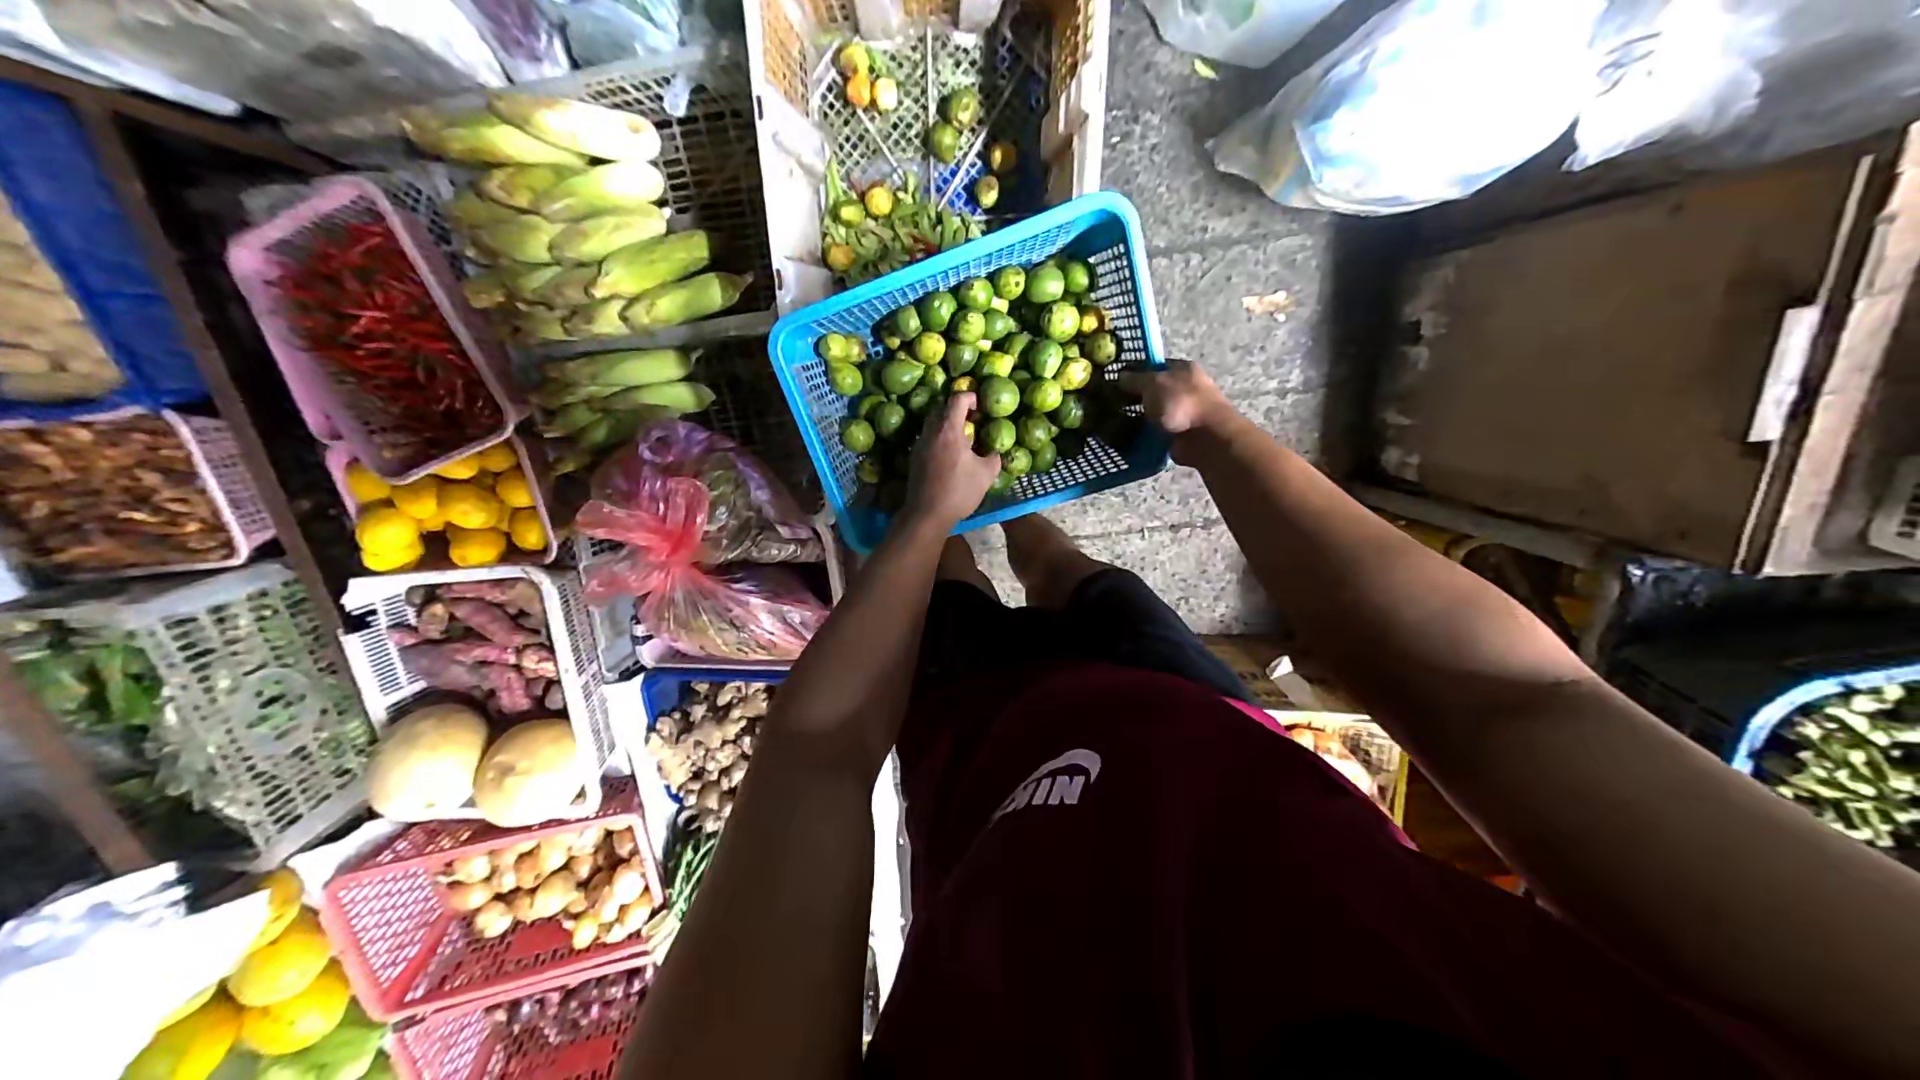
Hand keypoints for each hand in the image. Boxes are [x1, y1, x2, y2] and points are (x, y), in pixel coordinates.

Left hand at [903, 392, 1001, 529]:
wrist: (927, 513)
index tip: (980, 405)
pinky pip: (927, 439)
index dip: (970, 397)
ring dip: (946, 425)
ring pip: (932, 424)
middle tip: (971, 420)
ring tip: (962, 439)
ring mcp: (919, 445)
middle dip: (956, 409)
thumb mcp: (986, 474)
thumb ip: (994, 457)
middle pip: (941, 409)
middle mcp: (930, 432)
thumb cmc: (959, 491)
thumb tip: (995, 452)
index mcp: (948, 430)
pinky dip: (939, 439)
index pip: (957, 400)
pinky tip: (950, 454)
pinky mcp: (914, 458)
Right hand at [1120, 360, 1235, 462]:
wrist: (1205, 438)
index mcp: (1183, 368)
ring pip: (1154, 412)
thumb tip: (1120, 377)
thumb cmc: (1180, 402)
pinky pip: (1156, 432)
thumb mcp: (1152, 383)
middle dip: (1135, 397)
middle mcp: (1185, 388)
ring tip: (1115, 422)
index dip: (1135, 372)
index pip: (1155, 366)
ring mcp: (1184, 412)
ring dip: (1139, 418)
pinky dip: (1145, 435)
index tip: (1116, 382)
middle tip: (1112, 403)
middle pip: (1154, 390)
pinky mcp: (1180, 433)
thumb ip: (1134, 379)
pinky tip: (1128, 437)